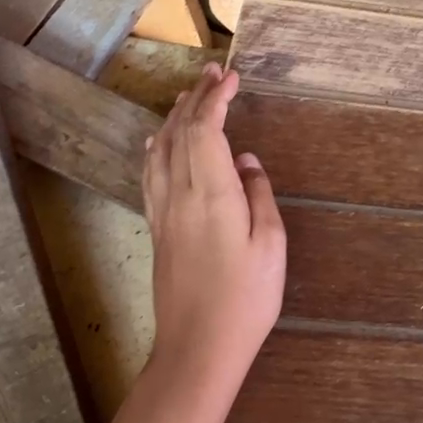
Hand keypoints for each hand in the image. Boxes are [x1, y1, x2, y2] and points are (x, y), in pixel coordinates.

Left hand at [141, 63, 285, 382]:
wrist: (197, 350)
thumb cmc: (245, 299)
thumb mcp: (270, 245)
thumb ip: (259, 195)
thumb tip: (247, 161)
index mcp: (211, 194)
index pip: (207, 131)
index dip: (217, 99)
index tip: (233, 77)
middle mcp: (180, 195)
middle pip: (180, 133)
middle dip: (197, 98)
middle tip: (214, 73)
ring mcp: (164, 213)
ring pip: (161, 150)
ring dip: (175, 117)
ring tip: (189, 95)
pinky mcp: (158, 230)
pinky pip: (151, 174)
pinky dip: (157, 147)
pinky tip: (158, 140)